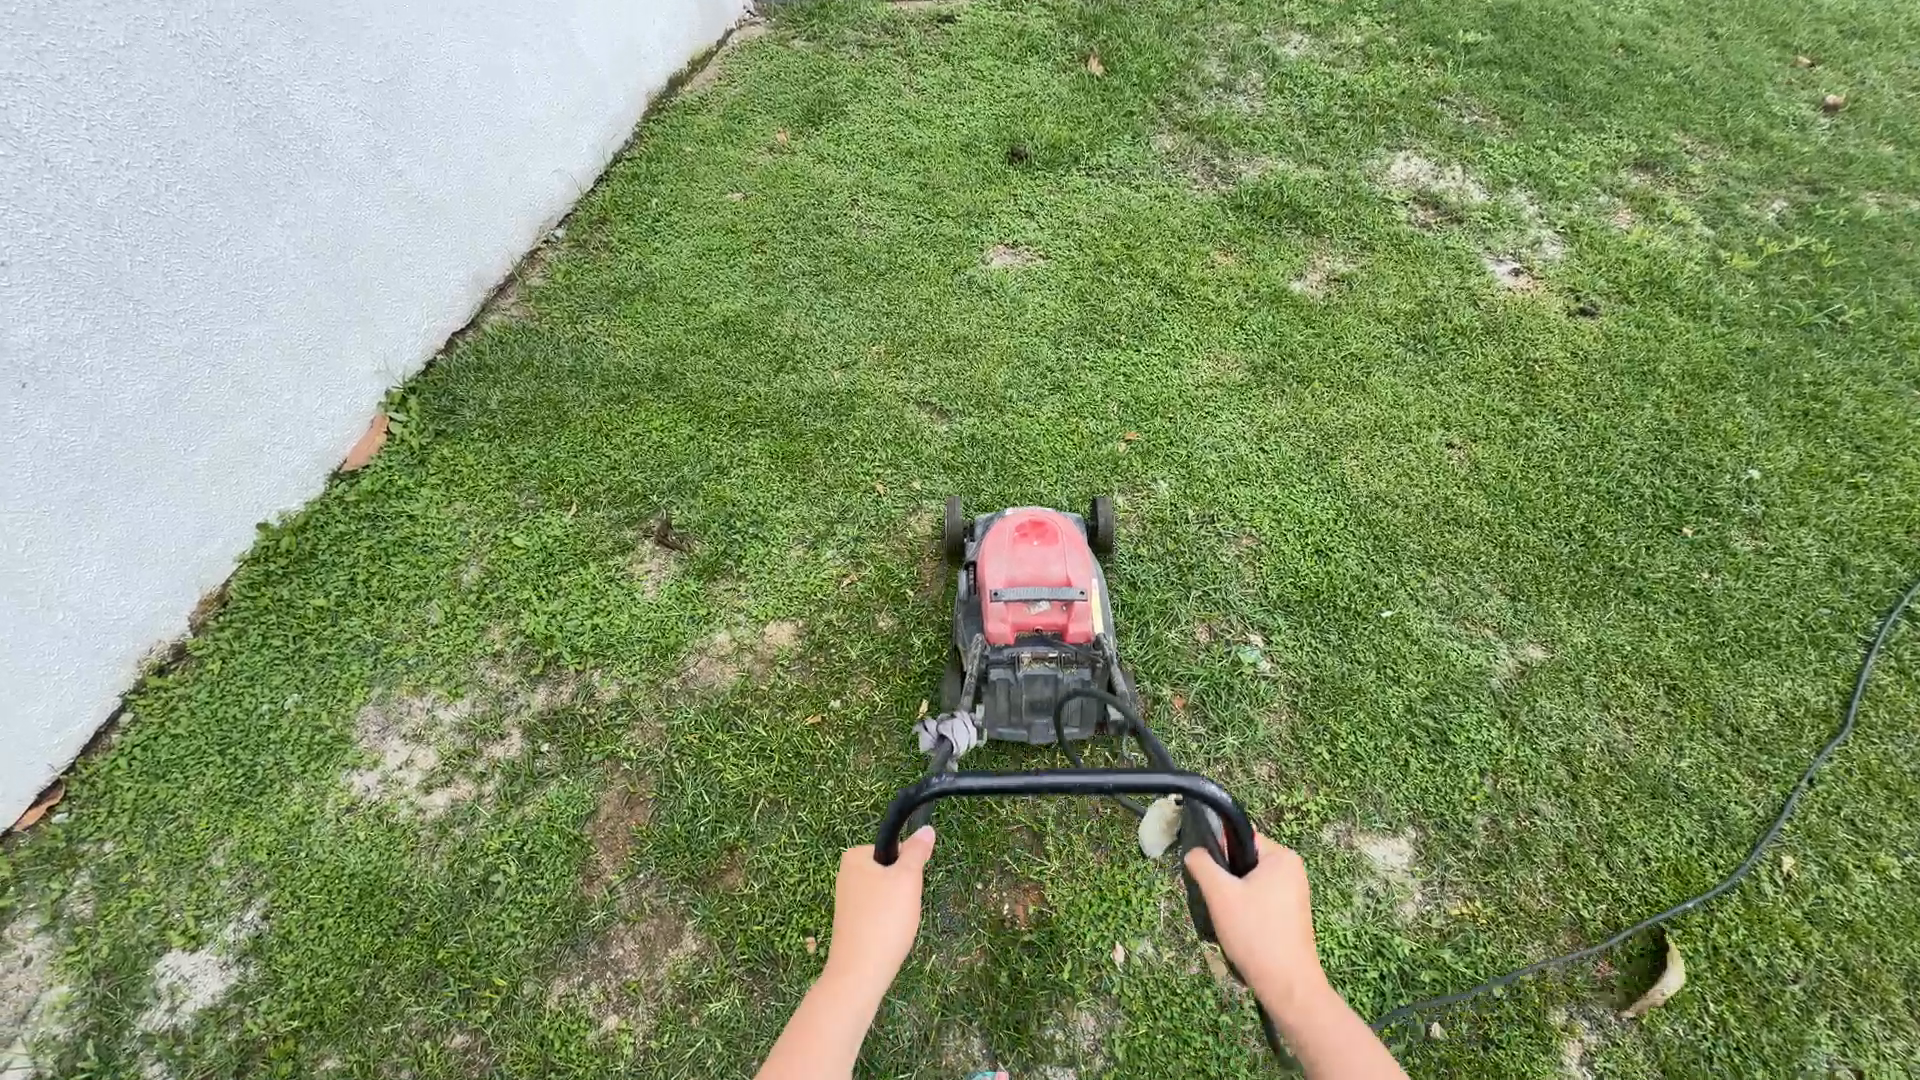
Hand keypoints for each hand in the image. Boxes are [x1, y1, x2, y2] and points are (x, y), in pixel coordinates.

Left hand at [825, 825, 936, 989]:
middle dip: (903, 890)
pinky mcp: (851, 924)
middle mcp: (846, 875)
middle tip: (903, 909)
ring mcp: (847, 902)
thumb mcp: (907, 878)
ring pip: (887, 895)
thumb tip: (926, 829)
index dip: (908, 867)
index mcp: (854, 857)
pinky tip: (890, 937)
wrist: (859, 974)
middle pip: (890, 872)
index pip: (894, 850)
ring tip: (897, 926)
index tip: (908, 887)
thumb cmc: (884, 919)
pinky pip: (878, 914)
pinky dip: (888, 923)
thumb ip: (917, 851)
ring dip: (898, 908)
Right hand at [1184, 832, 1330, 1012]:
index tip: (1207, 876)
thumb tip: (1194, 853)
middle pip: (1244, 861)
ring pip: (1250, 883)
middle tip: (1215, 899)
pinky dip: (1246, 910)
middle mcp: (1293, 870)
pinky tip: (1239, 928)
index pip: (1239, 839)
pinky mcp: (1293, 916)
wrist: (1287, 986)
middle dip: (1225, 878)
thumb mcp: (1219, 893)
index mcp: (1282, 856)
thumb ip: (1201, 863)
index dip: (1218, 854)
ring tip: (1226, 916)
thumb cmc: (1254, 932)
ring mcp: (1295, 894)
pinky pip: (1261, 900)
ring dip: (1233, 896)